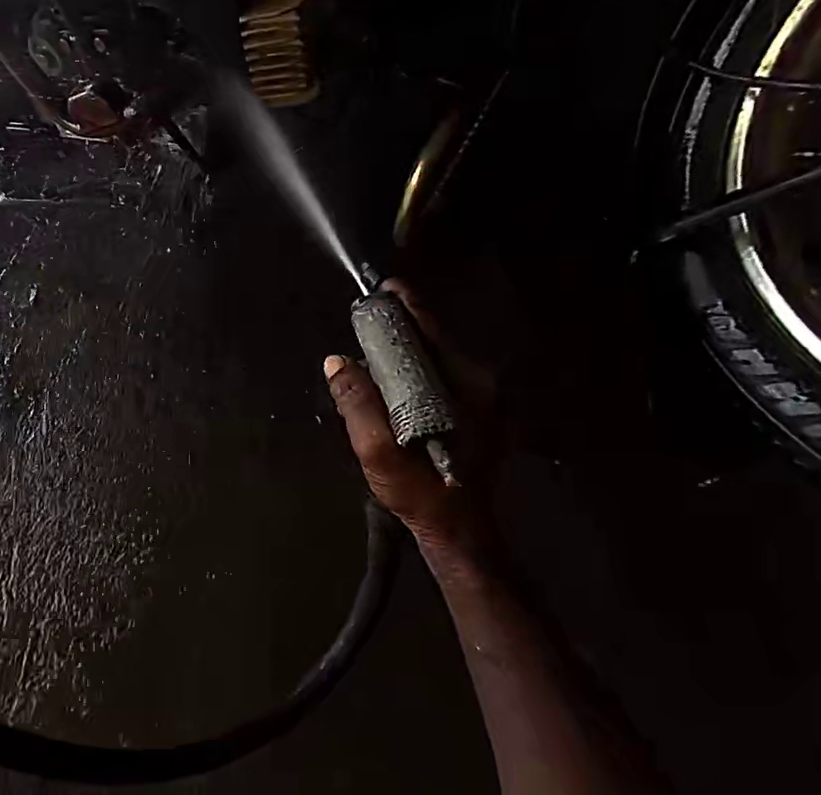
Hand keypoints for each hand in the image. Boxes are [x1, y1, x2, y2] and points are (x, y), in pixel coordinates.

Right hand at [326, 280, 496, 556]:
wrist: (460, 531)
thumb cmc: (423, 493)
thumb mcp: (379, 452)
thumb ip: (357, 403)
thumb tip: (336, 361)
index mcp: (465, 384)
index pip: (431, 327)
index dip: (403, 304)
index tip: (379, 289)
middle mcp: (481, 381)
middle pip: (433, 337)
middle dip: (399, 328)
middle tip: (366, 325)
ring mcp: (484, 394)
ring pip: (436, 355)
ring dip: (406, 350)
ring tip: (373, 351)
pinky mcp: (478, 408)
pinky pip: (440, 373)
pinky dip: (415, 368)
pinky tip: (393, 381)